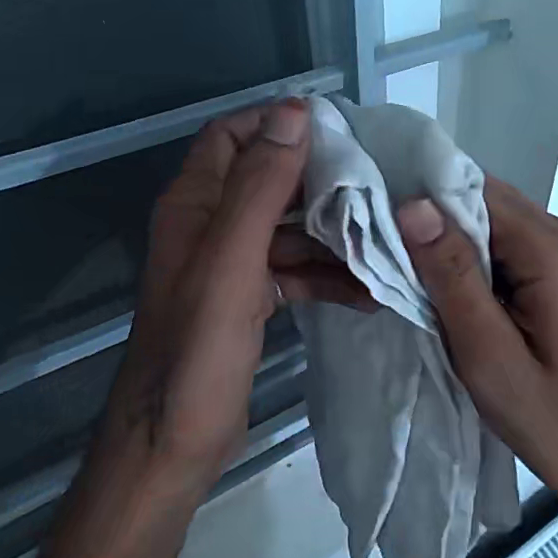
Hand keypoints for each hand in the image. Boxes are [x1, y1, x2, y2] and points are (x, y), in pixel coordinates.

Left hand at [106, 99, 366, 483]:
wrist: (173, 445)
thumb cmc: (197, 351)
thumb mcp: (231, 262)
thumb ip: (261, 187)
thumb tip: (294, 112)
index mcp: (195, 204)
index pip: (233, 135)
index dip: (278, 123)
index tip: (338, 130)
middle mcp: (210, 225)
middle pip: (269, 180)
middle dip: (320, 179)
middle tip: (378, 184)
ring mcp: (230, 264)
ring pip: (288, 228)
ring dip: (331, 233)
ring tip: (384, 241)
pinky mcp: (249, 299)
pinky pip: (293, 270)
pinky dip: (326, 275)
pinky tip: (367, 292)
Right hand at [394, 178, 557, 550]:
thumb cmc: (547, 416)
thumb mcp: (486, 351)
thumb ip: (451, 274)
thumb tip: (413, 203)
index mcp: (551, 249)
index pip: (475, 191)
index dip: (423, 200)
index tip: (376, 223)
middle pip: (483, 202)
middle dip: (433, 222)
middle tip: (385, 254)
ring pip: (488, 224)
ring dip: (448, 245)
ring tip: (406, 274)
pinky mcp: (553, 276)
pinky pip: (500, 249)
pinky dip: (467, 262)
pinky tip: (442, 290)